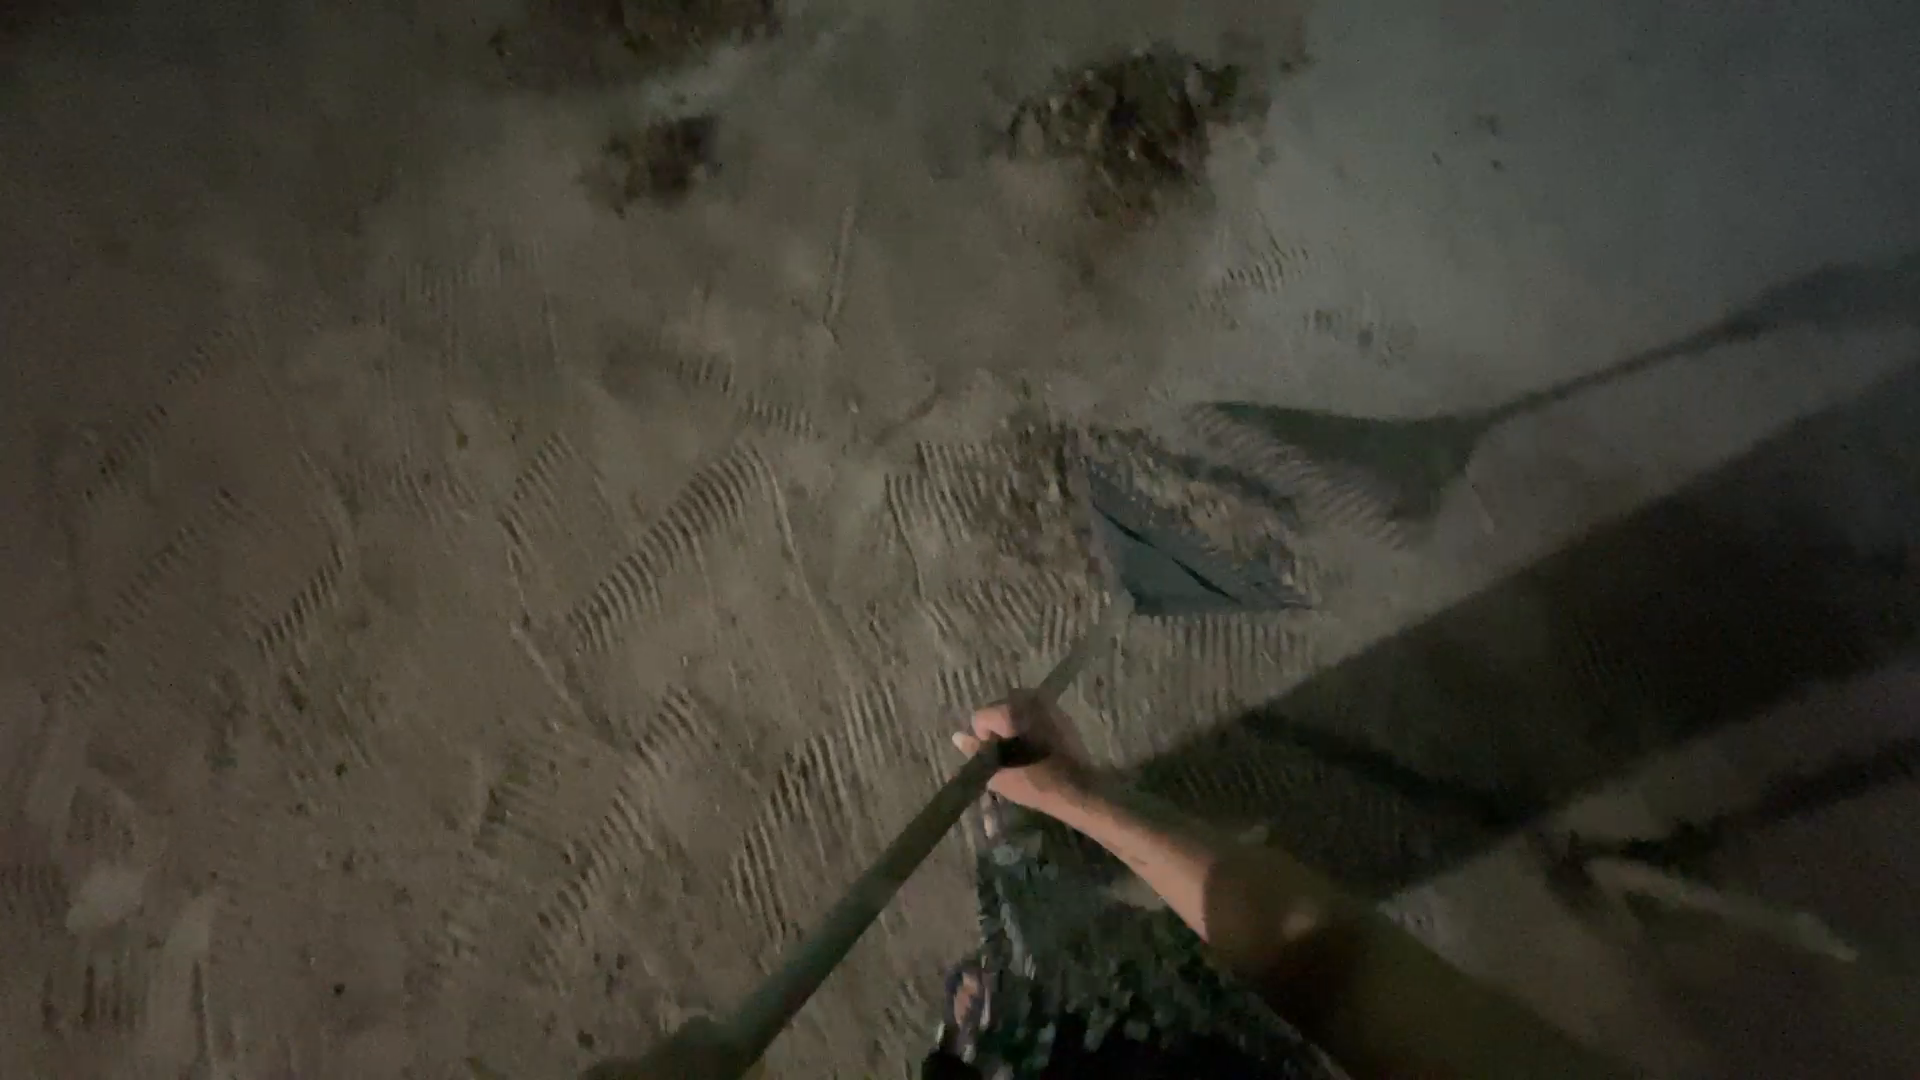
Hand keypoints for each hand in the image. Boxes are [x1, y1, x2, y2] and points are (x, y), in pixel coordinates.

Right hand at [951, 690, 1091, 813]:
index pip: (980, 717)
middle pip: (997, 708)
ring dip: (1013, 726)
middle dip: (998, 730)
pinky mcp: (1059, 711)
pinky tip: (1038, 746)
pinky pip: (1033, 712)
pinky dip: (1029, 724)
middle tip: (1011, 756)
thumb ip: (975, 752)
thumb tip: (956, 736)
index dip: (984, 741)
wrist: (1080, 790)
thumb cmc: (1038, 784)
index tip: (999, 759)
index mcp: (1012, 710)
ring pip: (1015, 708)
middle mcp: (1029, 698)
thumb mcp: (1000, 775)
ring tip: (1024, 752)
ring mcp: (1047, 702)